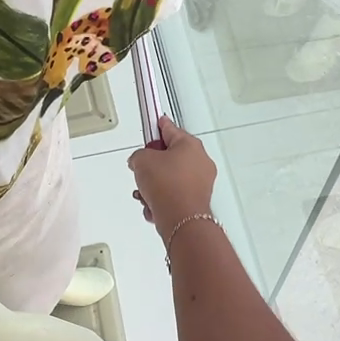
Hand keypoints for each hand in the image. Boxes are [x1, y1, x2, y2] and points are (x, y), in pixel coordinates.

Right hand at [127, 116, 217, 232]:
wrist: (180, 220)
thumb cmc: (167, 186)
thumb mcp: (142, 160)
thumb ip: (138, 155)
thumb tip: (139, 161)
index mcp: (190, 144)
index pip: (169, 128)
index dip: (156, 125)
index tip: (153, 120)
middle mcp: (200, 161)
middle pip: (170, 155)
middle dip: (152, 165)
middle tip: (142, 170)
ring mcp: (201, 181)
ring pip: (171, 177)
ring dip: (155, 185)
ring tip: (146, 193)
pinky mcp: (198, 200)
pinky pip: (175, 194)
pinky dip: (163, 199)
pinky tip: (153, 206)